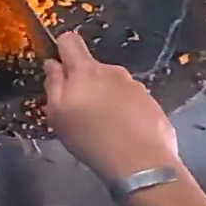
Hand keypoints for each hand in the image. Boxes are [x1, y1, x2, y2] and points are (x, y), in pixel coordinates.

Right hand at [43, 31, 179, 182]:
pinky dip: (124, 110)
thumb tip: (52, 64)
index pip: (70, 41)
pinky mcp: (154, 104)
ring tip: (103, 124)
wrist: (141, 164)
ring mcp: (137, 87)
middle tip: (79, 109)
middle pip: (92, 68)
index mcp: (85, 71)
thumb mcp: (57, 113)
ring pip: (112, 85)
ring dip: (105, 96)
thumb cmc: (89, 137)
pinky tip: (122, 132)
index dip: (62, 48)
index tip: (59, 66)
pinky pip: (131, 100)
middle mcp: (113, 72)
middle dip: (84, 82)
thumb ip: (53, 83)